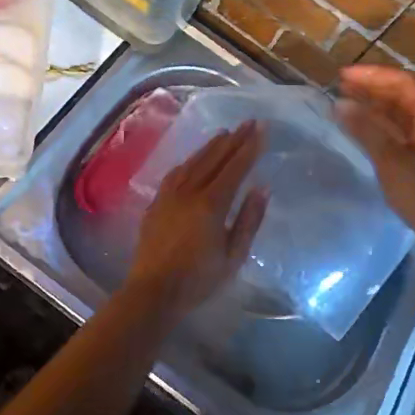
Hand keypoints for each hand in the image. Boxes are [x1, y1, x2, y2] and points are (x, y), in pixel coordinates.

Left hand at [124, 121, 268, 321]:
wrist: (153, 292)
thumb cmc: (198, 279)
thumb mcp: (234, 255)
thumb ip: (249, 220)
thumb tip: (261, 188)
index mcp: (211, 204)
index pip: (235, 167)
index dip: (250, 147)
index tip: (262, 129)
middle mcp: (189, 192)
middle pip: (214, 158)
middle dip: (234, 139)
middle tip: (248, 122)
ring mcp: (170, 195)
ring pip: (193, 162)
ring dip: (211, 146)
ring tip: (226, 133)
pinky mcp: (157, 203)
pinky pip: (176, 173)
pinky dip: (190, 160)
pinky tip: (195, 158)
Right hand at [336, 66, 414, 245]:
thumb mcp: (392, 162)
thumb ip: (366, 130)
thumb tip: (340, 103)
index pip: (402, 83)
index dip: (372, 76)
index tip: (343, 76)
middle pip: (403, 97)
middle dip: (372, 90)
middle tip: (340, 88)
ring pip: (403, 116)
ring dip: (376, 108)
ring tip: (346, 105)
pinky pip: (404, 134)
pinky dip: (383, 128)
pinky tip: (364, 132)